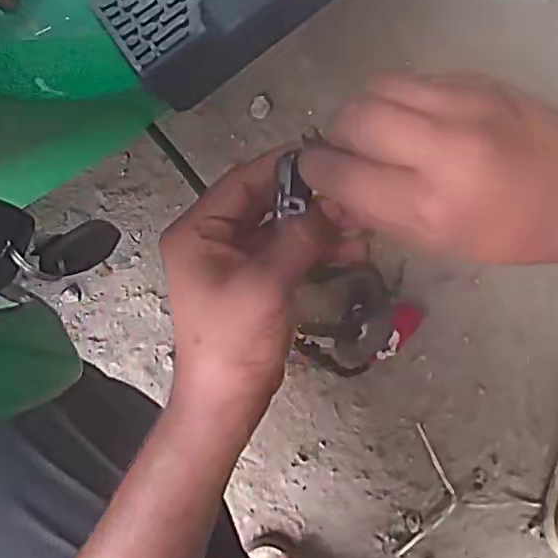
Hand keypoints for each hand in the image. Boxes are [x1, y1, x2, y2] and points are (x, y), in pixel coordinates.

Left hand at [161, 149, 353, 426]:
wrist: (227, 400)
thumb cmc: (233, 342)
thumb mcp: (267, 282)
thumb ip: (301, 237)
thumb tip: (333, 205)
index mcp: (198, 231)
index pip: (243, 181)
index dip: (284, 167)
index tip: (324, 157)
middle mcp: (214, 239)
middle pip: (266, 203)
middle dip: (310, 201)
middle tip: (350, 198)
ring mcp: (236, 261)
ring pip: (282, 228)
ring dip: (319, 226)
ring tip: (358, 227)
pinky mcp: (257, 280)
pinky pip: (288, 252)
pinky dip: (316, 249)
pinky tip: (349, 250)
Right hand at [301, 72, 557, 263]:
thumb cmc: (509, 232)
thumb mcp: (439, 244)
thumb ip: (379, 214)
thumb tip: (334, 189)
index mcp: (432, 205)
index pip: (345, 175)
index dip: (318, 171)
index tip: (315, 169)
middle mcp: (444, 149)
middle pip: (355, 118)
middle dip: (337, 134)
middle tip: (348, 149)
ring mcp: (463, 105)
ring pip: (377, 87)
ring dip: (364, 109)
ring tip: (379, 131)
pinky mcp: (476, 80)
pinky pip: (412, 79)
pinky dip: (398, 99)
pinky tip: (415, 118)